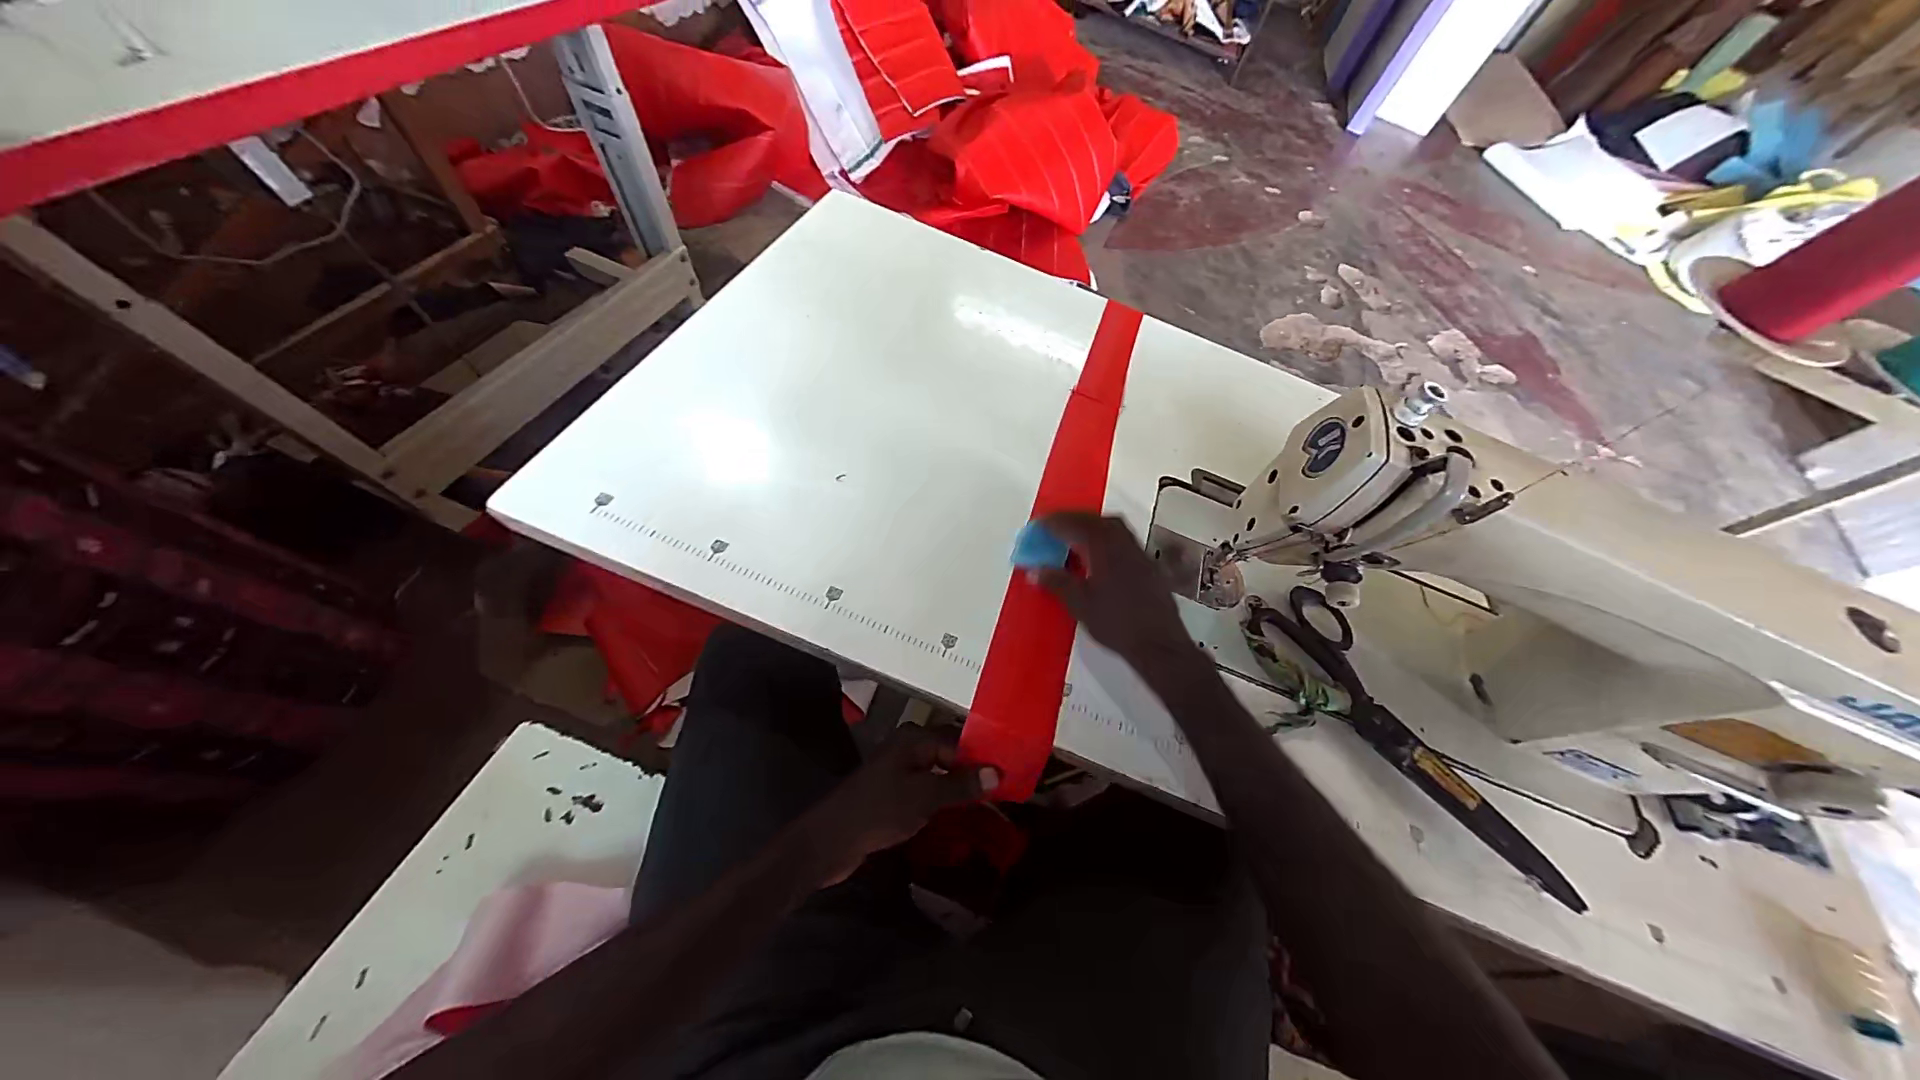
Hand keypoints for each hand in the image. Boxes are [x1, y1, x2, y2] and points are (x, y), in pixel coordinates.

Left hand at [803, 727, 997, 885]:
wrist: (829, 841)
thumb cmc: (877, 811)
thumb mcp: (924, 798)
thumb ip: (961, 785)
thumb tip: (997, 772)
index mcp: (914, 739)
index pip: (959, 740)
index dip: (984, 756)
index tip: (1011, 773)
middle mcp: (907, 747)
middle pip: (950, 753)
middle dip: (975, 770)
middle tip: (1006, 789)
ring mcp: (899, 770)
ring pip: (940, 772)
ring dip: (961, 786)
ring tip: (992, 802)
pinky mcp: (893, 792)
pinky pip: (928, 788)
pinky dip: (945, 798)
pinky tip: (961, 812)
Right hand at [1031, 512, 1203, 678]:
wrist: (1158, 644)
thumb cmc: (1116, 623)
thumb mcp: (1080, 604)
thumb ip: (1057, 583)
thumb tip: (1036, 570)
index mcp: (1105, 548)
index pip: (1076, 525)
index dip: (1054, 523)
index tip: (1038, 525)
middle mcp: (1124, 544)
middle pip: (1096, 520)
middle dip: (1073, 520)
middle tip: (1054, 528)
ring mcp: (1139, 554)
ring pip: (1113, 528)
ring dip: (1091, 527)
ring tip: (1073, 539)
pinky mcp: (1148, 566)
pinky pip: (1123, 541)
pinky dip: (1105, 540)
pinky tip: (1097, 557)